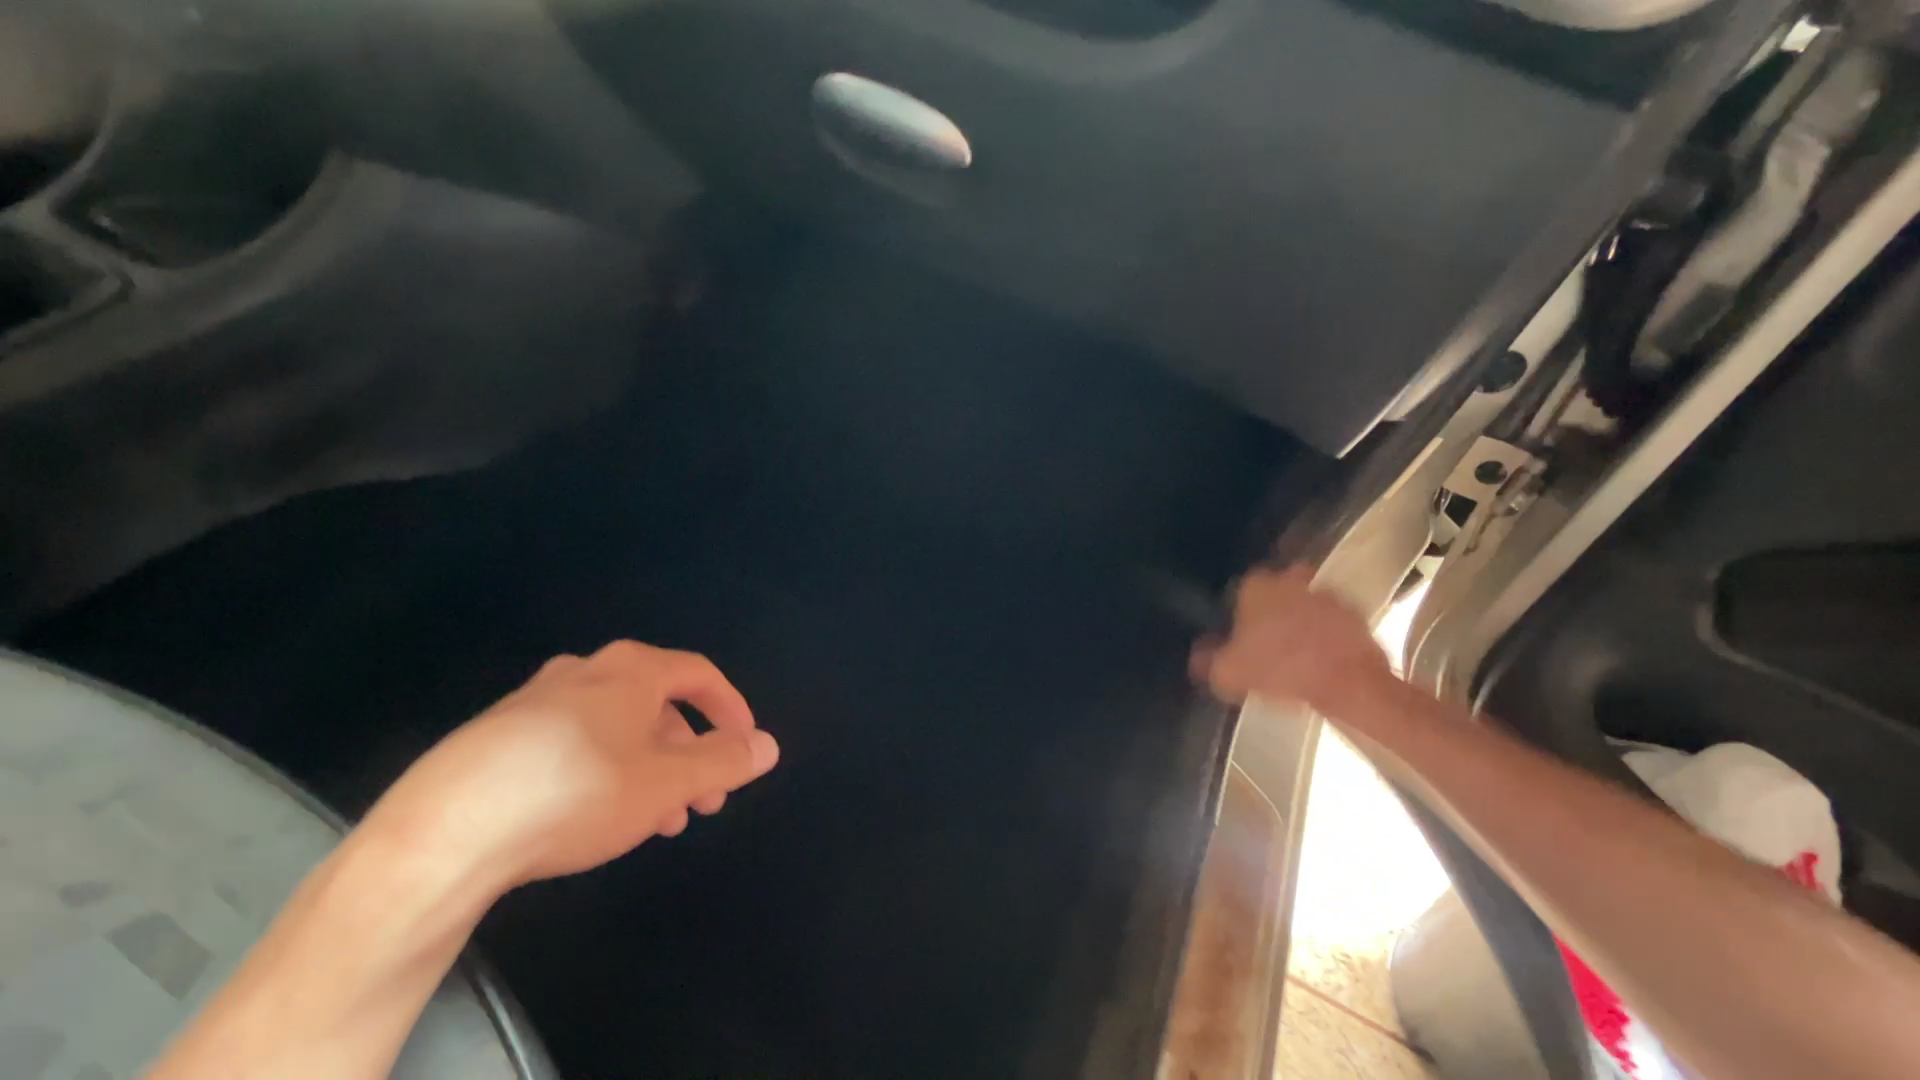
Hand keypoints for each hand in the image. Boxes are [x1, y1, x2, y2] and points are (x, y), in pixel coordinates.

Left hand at [369, 642, 779, 894]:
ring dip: (649, 769)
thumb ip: (722, 762)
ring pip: (614, 730)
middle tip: (703, 802)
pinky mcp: (496, 739)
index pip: (698, 675)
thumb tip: (767, 745)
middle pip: (656, 704)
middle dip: (690, 753)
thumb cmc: (576, 794)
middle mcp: (583, 672)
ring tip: (656, 822)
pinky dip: (604, 774)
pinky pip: (573, 746)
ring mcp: (533, 703)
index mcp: (628, 671)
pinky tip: (596, 820)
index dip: (731, 710)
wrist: (445, 832)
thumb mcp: (665, 784)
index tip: (744, 750)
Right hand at [1195, 564, 1390, 709]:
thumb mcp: (1229, 673)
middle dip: (1271, 613)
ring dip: (1300, 622)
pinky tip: (1320, 660)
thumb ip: (1207, 660)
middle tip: (1267, 643)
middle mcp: (1290, 579)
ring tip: (1295, 655)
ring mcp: (1326, 593)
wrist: (1349, 682)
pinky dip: (1326, 635)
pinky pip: (1331, 622)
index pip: (1237, 594)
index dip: (1237, 618)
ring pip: (1304, 605)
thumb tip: (1199, 657)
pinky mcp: (1355, 613)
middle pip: (1274, 594)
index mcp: (1255, 586)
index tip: (1239, 639)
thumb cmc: (1280, 669)